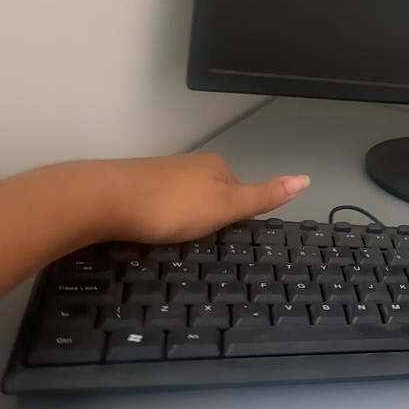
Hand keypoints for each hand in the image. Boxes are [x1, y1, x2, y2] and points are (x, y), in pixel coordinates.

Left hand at [82, 154, 308, 243]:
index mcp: (216, 166)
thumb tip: (305, 178)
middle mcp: (189, 164)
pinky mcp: (132, 186)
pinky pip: (155, 205)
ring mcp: (158, 173)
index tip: (221, 237)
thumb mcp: (226, 206)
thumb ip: (263, 196)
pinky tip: (147, 232)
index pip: (237, 191)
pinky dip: (156, 219)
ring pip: (180, 201)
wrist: (103, 200)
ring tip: (169, 240)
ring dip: (178, 219)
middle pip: (208, 195)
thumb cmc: (172, 206)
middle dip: (204, 218)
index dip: (232, 216)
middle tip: (195, 243)